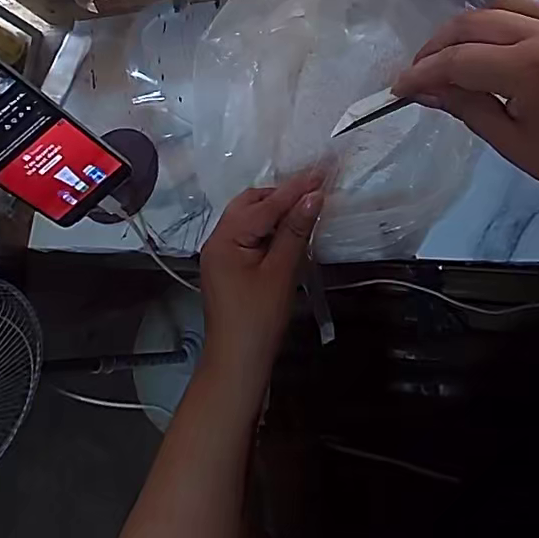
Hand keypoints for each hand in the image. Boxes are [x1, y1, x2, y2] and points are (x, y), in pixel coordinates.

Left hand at [198, 169, 324, 375]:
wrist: (237, 365)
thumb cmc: (258, 320)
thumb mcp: (281, 273)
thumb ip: (295, 231)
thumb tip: (313, 197)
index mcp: (225, 238)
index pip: (265, 205)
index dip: (295, 189)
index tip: (320, 172)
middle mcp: (218, 239)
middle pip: (250, 203)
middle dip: (281, 194)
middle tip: (313, 190)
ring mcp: (221, 253)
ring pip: (249, 217)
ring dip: (275, 209)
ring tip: (305, 206)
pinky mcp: (229, 265)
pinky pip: (249, 233)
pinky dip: (269, 226)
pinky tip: (289, 229)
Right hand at [392, 0, 538, 214]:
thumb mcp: (517, 145)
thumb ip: (469, 108)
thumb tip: (429, 91)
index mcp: (528, 68)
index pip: (456, 60)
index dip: (421, 73)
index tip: (400, 88)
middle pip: (471, 23)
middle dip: (437, 45)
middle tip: (421, 72)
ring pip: (502, 5)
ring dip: (470, 25)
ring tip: (456, 53)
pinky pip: (538, 6)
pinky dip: (509, 17)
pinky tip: (502, 37)